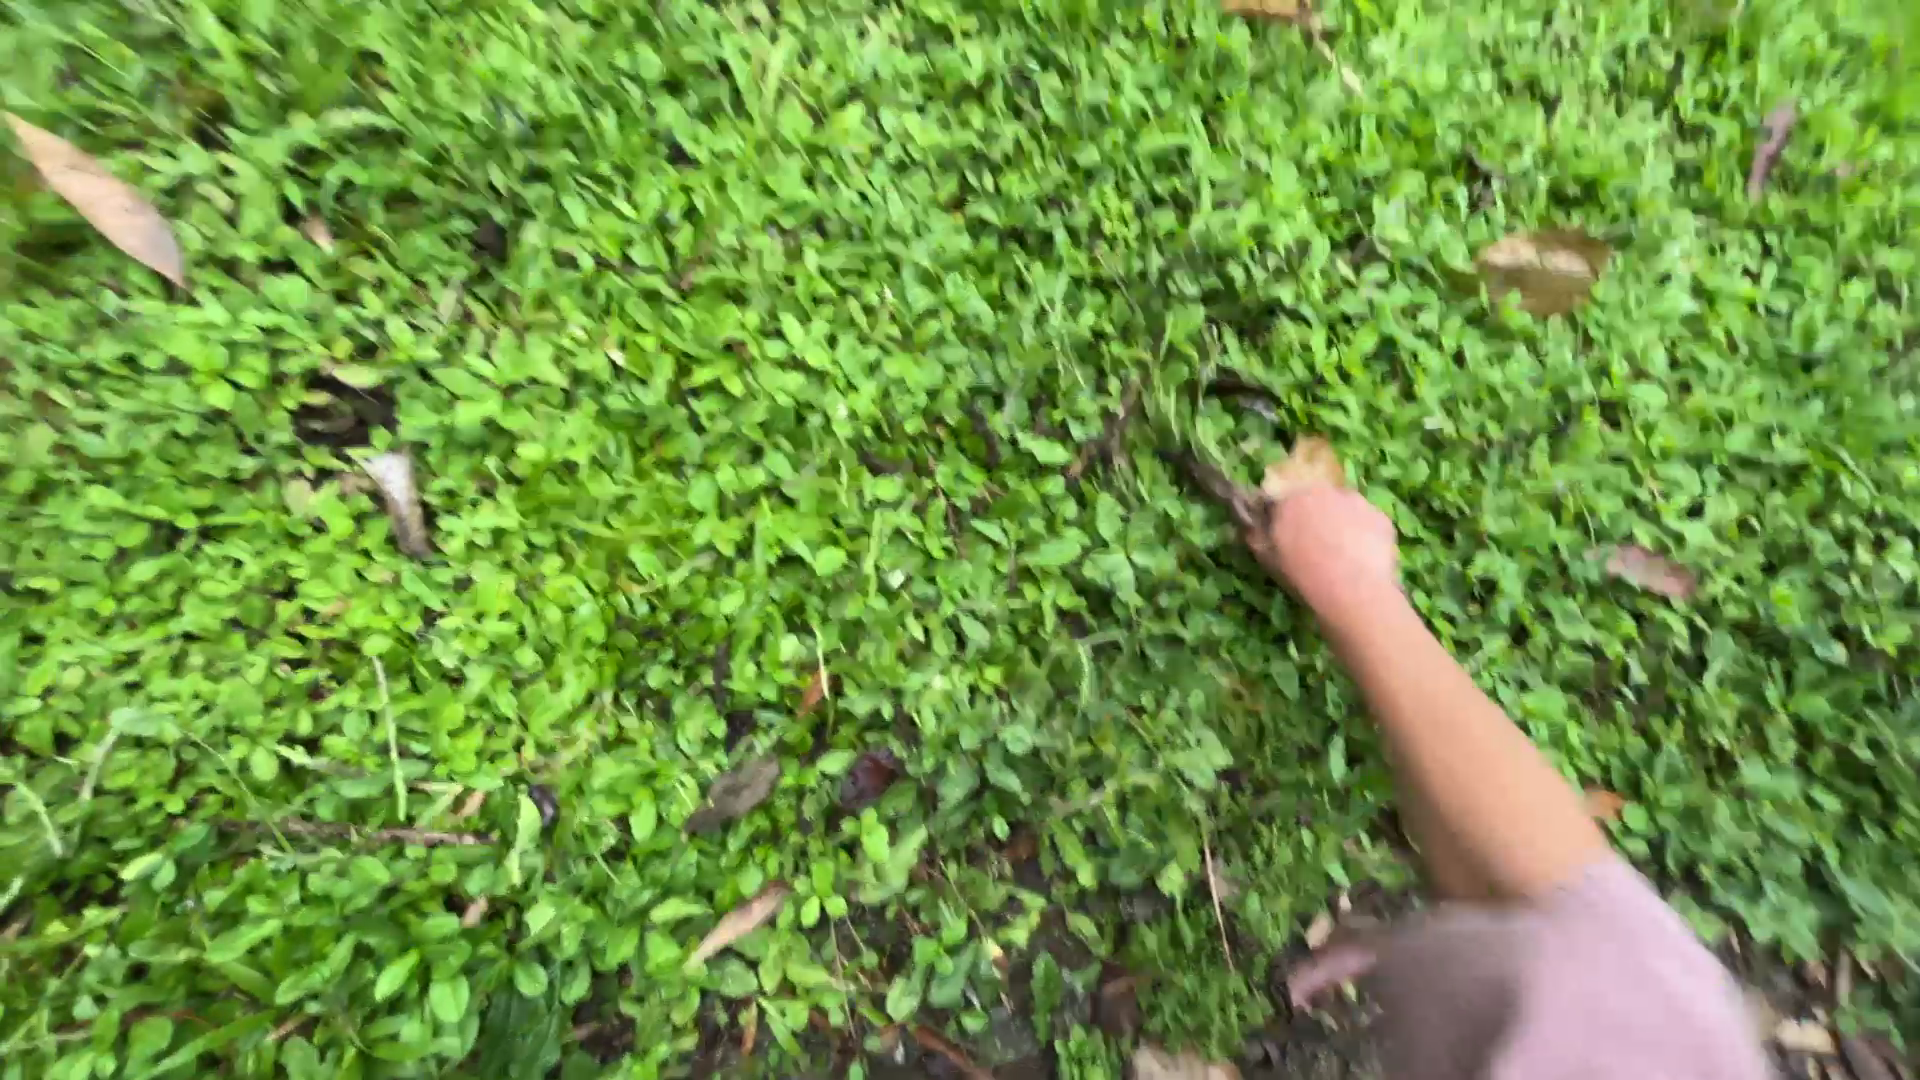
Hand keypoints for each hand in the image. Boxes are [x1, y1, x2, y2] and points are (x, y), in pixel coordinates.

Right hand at [1247, 485, 1399, 624]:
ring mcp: (1357, 502)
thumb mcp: (1267, 557)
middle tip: (1311, 542)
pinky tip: (1359, 555)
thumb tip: (1247, 523)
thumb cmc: (1302, 574)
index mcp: (1292, 498)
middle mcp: (1325, 491)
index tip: (1281, 532)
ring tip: (1339, 551)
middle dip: (1311, 514)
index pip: (1280, 498)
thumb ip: (1254, 534)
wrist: (1353, 591)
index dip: (1281, 515)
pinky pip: (1366, 521)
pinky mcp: (1381, 517)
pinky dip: (1362, 532)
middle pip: (1315, 498)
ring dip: (1338, 520)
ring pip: (1343, 507)